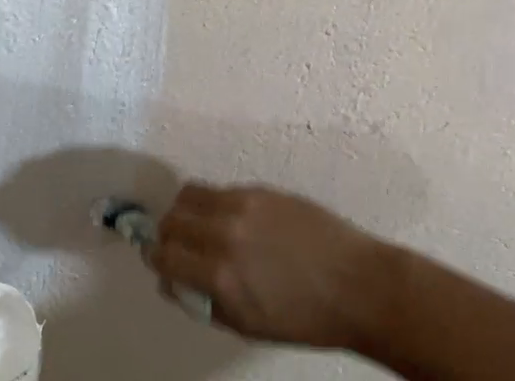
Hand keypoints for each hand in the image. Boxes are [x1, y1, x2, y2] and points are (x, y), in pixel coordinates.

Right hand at [149, 182, 392, 349]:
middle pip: (170, 219)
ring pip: (190, 194)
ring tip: (200, 226)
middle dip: (167, 233)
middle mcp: (224, 235)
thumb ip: (203, 303)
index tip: (159, 260)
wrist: (359, 286)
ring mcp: (243, 206)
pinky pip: (221, 189)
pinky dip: (215, 204)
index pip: (163, 256)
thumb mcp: (248, 325)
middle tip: (178, 245)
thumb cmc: (306, 317)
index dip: (155, 258)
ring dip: (185, 211)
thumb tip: (171, 282)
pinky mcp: (261, 189)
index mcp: (220, 276)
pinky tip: (235, 221)